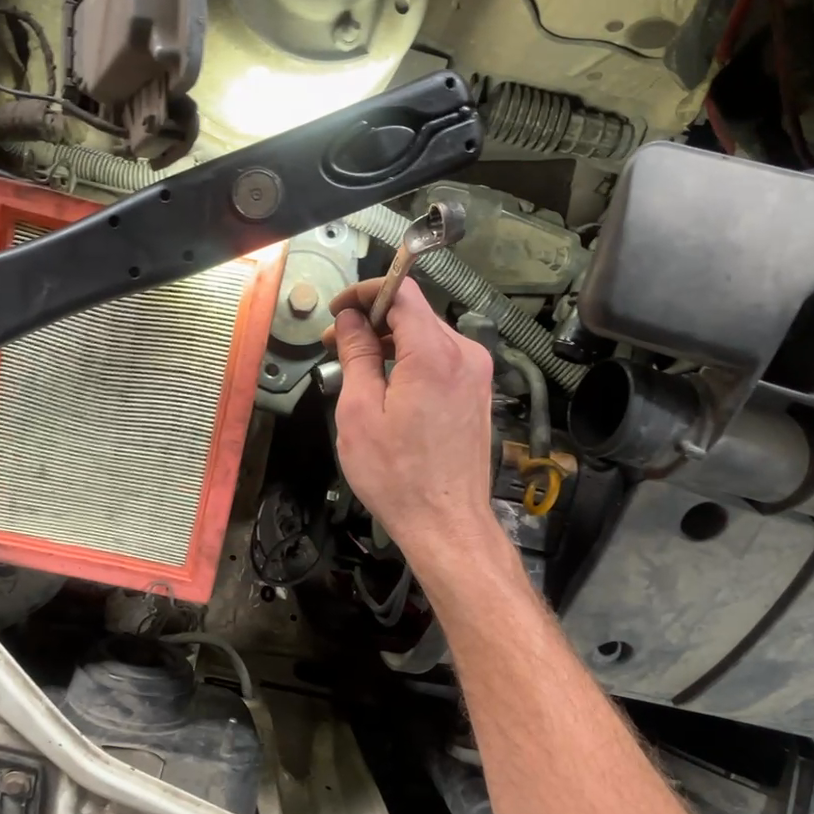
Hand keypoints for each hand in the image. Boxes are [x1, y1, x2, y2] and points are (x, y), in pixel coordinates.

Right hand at [324, 278, 497, 553]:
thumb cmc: (399, 476)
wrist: (446, 522)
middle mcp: (464, 355)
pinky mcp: (477, 392)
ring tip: (357, 367)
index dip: (364, 292)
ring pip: (427, 335)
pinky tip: (387, 385)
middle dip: (372, 320)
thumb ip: (356, 355)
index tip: (338, 310)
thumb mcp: (360, 411)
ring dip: (390, 342)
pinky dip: (411, 360)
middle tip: (336, 344)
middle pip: (414, 312)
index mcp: (434, 354)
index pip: (402, 291)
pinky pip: (440, 359)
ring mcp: (476, 374)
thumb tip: (350, 320)